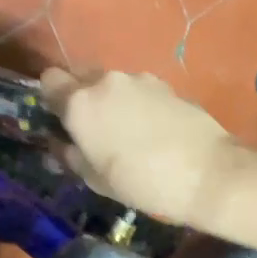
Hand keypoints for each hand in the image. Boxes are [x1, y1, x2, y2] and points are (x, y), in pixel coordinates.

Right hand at [38, 68, 235, 225]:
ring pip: (109, 82)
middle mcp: (104, 81)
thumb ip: (69, 155)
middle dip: (79, 95)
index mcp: (79, 103)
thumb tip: (58, 144)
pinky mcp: (164, 83)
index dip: (51, 98)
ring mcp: (137, 79)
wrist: (208, 173)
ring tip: (126, 130)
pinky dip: (136, 102)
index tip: (60, 120)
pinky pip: (136, 88)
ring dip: (109, 98)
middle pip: (78, 75)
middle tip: (92, 127)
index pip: (48, 80)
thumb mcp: (95, 179)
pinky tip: (152, 129)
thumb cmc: (142, 182)